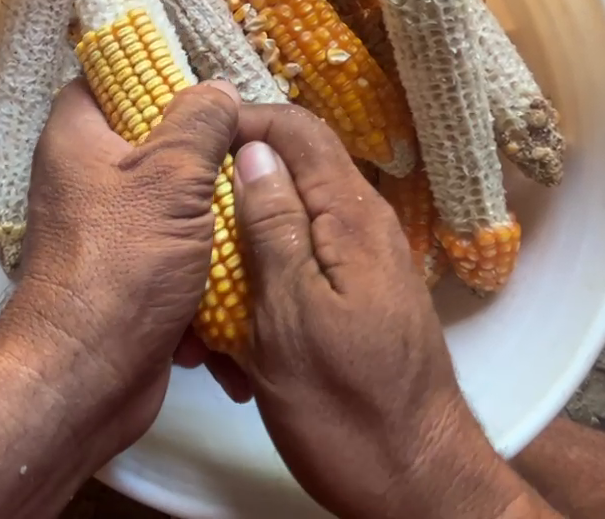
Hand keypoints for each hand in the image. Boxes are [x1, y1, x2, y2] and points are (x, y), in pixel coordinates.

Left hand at [0, 78, 239, 451]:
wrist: (88, 380)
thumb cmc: (122, 264)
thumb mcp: (170, 178)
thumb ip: (199, 123)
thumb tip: (218, 87)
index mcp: (76, 137)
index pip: (104, 79)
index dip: (149, 73)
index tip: (202, 83)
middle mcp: (82, 175)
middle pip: (146, 137)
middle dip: (199, 145)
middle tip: (246, 141)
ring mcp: (104, 225)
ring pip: (166, 193)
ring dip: (208, 203)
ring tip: (254, 193)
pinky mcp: (126, 269)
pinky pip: (169, 241)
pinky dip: (200, 249)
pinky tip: (239, 252)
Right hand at [224, 105, 530, 518]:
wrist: (417, 486)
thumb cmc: (347, 409)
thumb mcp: (291, 316)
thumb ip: (274, 226)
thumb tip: (255, 150)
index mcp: (350, 216)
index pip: (298, 128)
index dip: (245, 121)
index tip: (195, 144)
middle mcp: (362, 223)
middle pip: (293, 167)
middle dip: (236, 181)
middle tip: (186, 214)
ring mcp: (362, 258)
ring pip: (291, 215)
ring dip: (243, 236)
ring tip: (203, 277)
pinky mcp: (357, 291)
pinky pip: (302, 256)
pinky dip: (263, 271)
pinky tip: (235, 319)